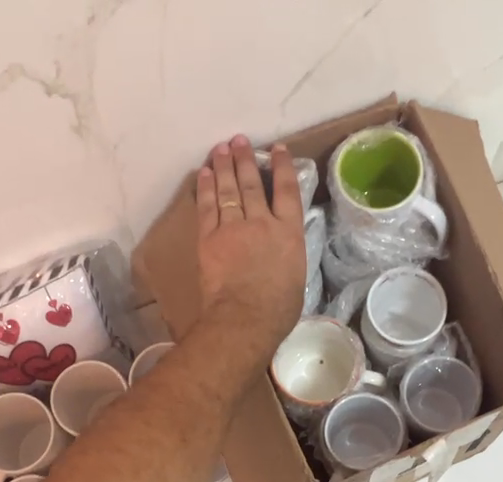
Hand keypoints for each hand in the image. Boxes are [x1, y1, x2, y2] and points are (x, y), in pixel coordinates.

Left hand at [195, 135, 306, 350]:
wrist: (245, 319)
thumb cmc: (278, 310)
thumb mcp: (297, 279)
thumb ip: (289, 256)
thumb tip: (283, 251)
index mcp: (289, 234)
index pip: (288, 191)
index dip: (282, 167)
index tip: (278, 149)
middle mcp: (262, 223)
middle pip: (253, 184)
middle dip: (246, 159)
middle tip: (240, 141)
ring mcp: (234, 228)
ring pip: (228, 189)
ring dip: (225, 166)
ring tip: (222, 148)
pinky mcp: (210, 238)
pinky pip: (207, 206)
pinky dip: (206, 187)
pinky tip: (205, 173)